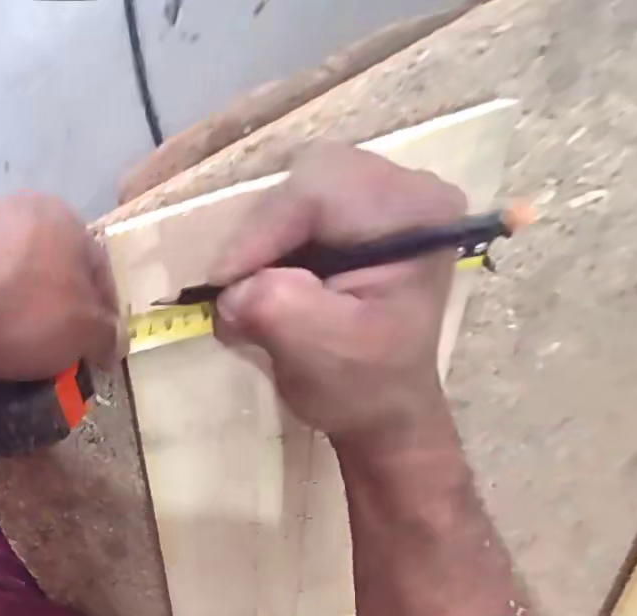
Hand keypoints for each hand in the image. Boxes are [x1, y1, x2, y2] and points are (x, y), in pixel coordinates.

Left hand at [0, 193, 123, 383]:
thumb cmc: (23, 315)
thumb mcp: (86, 332)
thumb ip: (109, 335)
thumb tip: (113, 343)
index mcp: (64, 216)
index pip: (102, 272)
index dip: (107, 318)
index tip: (101, 351)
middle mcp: (21, 209)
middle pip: (60, 273)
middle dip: (67, 313)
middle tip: (68, 353)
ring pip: (22, 280)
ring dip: (31, 314)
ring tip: (28, 352)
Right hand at [210, 143, 465, 445]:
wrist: (384, 414)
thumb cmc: (362, 389)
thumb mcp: (317, 354)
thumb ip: (274, 306)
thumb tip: (230, 289)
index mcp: (415, 215)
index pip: (320, 190)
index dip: (259, 233)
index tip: (220, 285)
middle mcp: (410, 190)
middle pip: (309, 180)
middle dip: (263, 236)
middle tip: (236, 289)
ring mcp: (388, 199)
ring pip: (299, 192)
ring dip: (266, 243)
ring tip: (252, 291)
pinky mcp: (364, 217)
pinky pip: (302, 210)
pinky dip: (275, 246)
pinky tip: (272, 282)